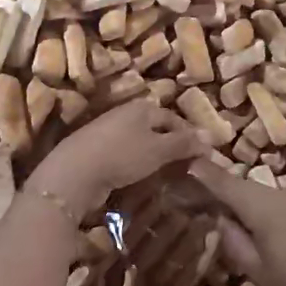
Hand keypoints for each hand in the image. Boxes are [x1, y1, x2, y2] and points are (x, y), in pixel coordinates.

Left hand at [25, 99, 205, 218]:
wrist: (75, 172)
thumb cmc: (123, 155)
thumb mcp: (159, 149)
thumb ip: (184, 143)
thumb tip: (211, 135)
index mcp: (143, 107)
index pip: (174, 119)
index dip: (190, 136)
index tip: (202, 156)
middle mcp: (125, 114)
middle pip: (156, 129)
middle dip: (172, 146)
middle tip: (186, 167)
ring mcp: (108, 132)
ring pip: (139, 142)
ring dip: (153, 157)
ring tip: (166, 175)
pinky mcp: (95, 151)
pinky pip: (124, 155)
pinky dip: (136, 165)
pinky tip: (140, 178)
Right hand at [187, 159, 285, 285]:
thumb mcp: (257, 270)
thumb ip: (233, 241)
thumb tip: (217, 218)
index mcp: (262, 206)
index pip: (224, 182)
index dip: (202, 172)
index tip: (180, 161)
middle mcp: (278, 196)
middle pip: (240, 184)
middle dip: (216, 184)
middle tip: (188, 187)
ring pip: (256, 192)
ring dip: (235, 195)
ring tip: (210, 201)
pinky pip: (271, 202)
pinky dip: (253, 205)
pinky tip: (245, 218)